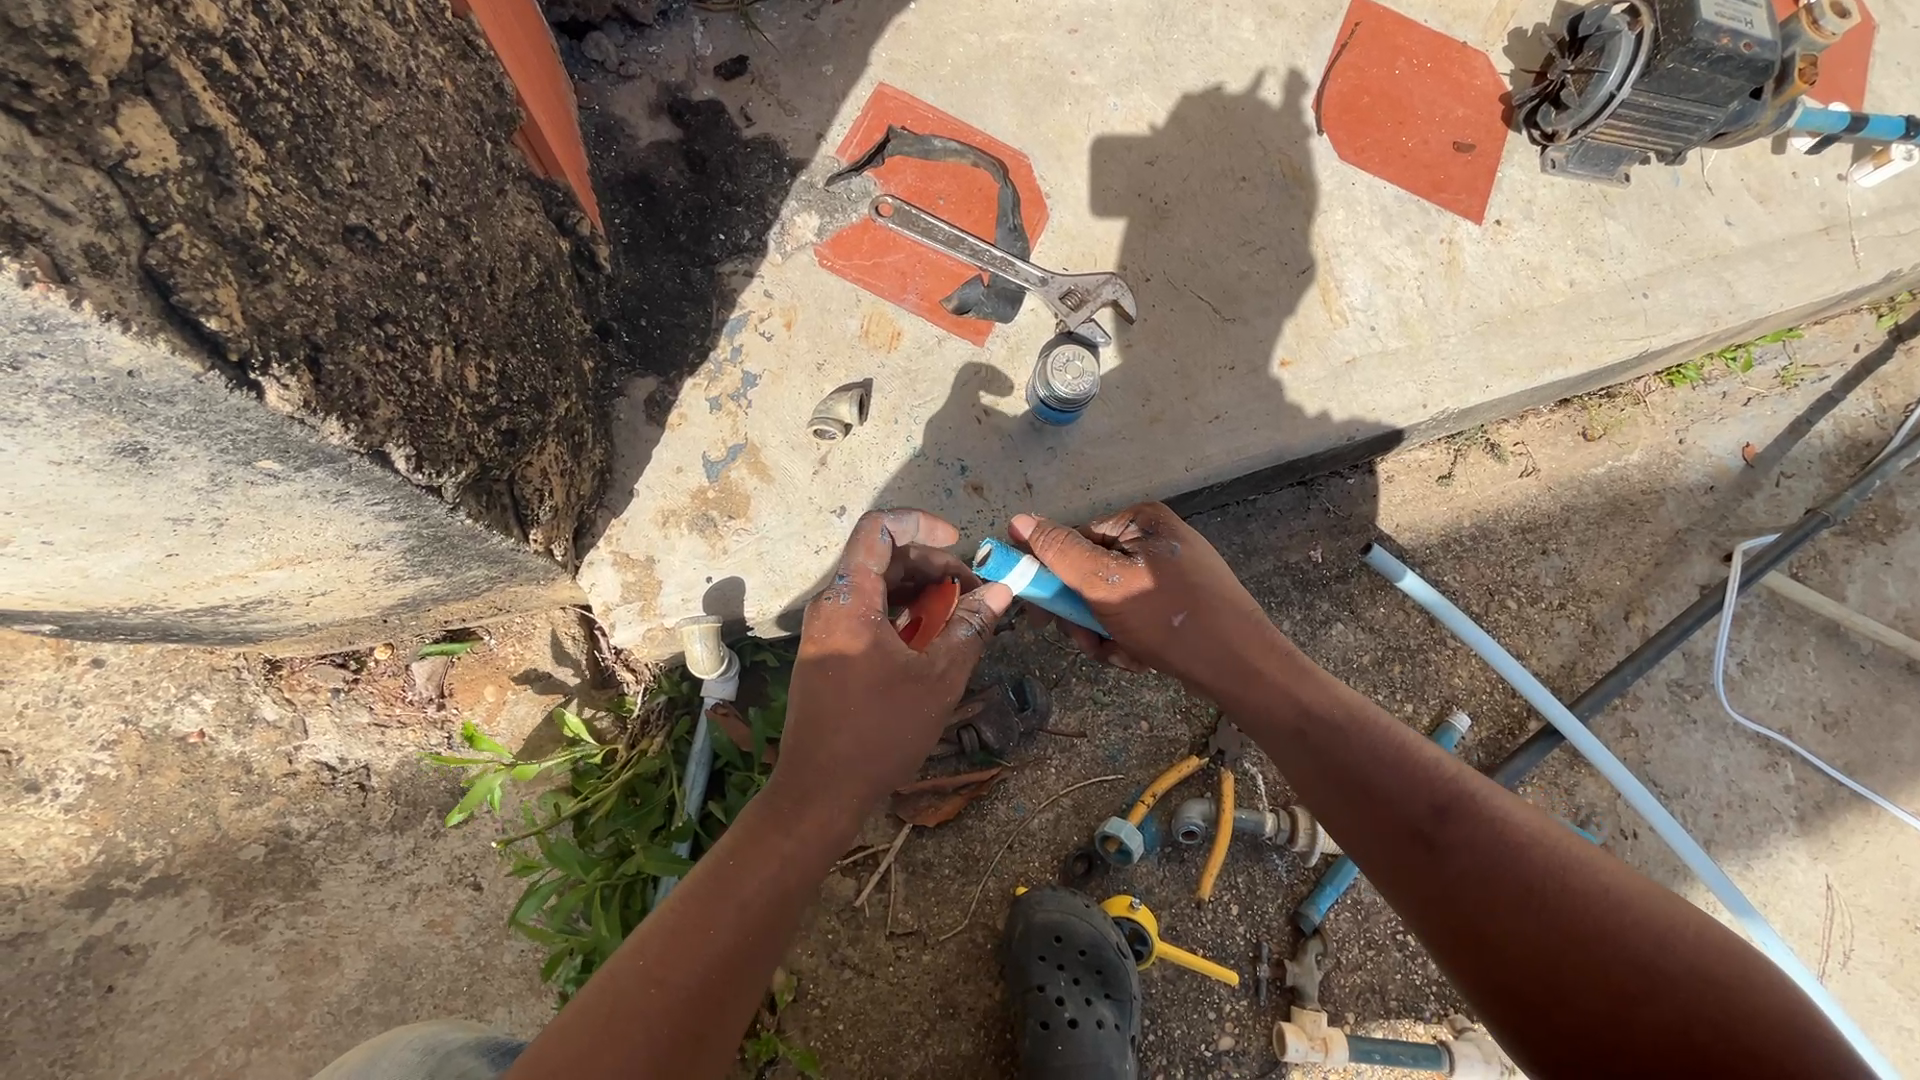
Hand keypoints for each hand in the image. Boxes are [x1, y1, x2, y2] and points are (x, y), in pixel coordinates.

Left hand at [776, 510, 1012, 820]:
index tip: (959, 542)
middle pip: (883, 557)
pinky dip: (906, 616)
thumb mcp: (937, 678)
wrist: (819, 792)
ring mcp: (828, 630)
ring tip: (964, 616)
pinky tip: (937, 639)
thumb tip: (1001, 592)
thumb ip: (970, 628)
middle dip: (934, 564)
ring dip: (923, 592)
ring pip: (879, 587)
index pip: (879, 529)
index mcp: (849, 599)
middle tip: (975, 591)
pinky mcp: (831, 653)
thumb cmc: (879, 732)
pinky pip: (871, 614)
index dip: (921, 523)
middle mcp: (832, 604)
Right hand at [1009, 502, 1275, 694]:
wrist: (1242, 668)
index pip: (1073, 540)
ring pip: (1108, 602)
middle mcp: (1154, 539)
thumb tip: (1017, 520)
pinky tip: (1139, 658)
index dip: (1052, 577)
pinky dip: (1127, 640)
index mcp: (1139, 520)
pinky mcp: (1179, 604)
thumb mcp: (1104, 583)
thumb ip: (1058, 552)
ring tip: (1119, 653)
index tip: (1042, 614)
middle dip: (1083, 614)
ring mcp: (1169, 573)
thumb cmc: (1169, 618)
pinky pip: (1134, 617)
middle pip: (1089, 574)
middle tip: (1087, 641)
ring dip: (1104, 633)